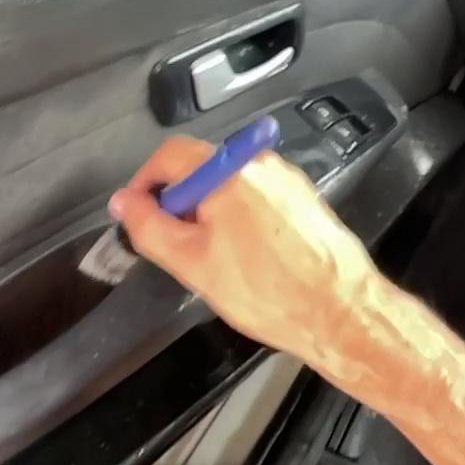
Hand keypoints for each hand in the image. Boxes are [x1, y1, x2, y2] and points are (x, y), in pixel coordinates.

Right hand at [109, 137, 377, 363]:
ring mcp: (283, 176)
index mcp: (228, 170)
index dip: (144, 182)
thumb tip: (125, 203)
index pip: (169, 154)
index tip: (136, 211)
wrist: (339, 310)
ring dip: (208, 210)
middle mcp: (258, 162)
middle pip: (200, 167)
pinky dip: (238, 214)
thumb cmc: (270, 291)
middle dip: (178, 200)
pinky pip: (255, 193)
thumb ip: (149, 226)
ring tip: (213, 255)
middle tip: (173, 242)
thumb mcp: (191, 263)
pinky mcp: (300, 194)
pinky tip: (245, 254)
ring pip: (228, 182)